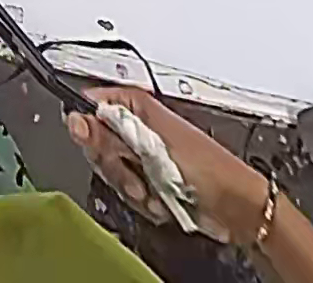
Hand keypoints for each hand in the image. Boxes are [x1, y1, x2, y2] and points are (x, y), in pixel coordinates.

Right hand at [67, 86, 271, 241]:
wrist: (237, 207)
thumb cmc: (206, 168)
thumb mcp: (151, 148)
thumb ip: (109, 134)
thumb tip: (75, 119)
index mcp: (134, 105)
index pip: (89, 106)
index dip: (88, 128)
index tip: (96, 145)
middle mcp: (134, 125)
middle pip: (95, 141)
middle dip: (114, 165)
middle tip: (134, 171)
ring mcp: (140, 153)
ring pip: (109, 168)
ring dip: (129, 186)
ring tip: (152, 190)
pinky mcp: (146, 177)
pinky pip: (124, 188)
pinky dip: (139, 199)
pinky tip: (157, 200)